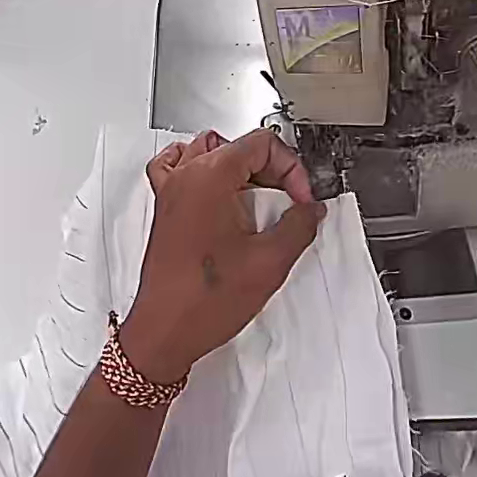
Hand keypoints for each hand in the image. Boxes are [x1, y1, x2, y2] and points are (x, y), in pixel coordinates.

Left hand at [121, 128, 324, 383]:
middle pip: (240, 146)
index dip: (291, 169)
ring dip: (242, 169)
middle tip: (289, 203)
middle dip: (273, 171)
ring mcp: (172, 191)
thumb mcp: (270, 262)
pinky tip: (220, 191)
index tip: (300, 199)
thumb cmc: (204, 301)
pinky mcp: (167, 209)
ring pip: (212, 152)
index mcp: (211, 177)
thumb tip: (311, 210)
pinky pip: (179, 168)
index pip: (263, 144)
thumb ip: (299, 225)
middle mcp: (186, 176)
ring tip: (260, 198)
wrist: (165, 331)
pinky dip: (202, 170)